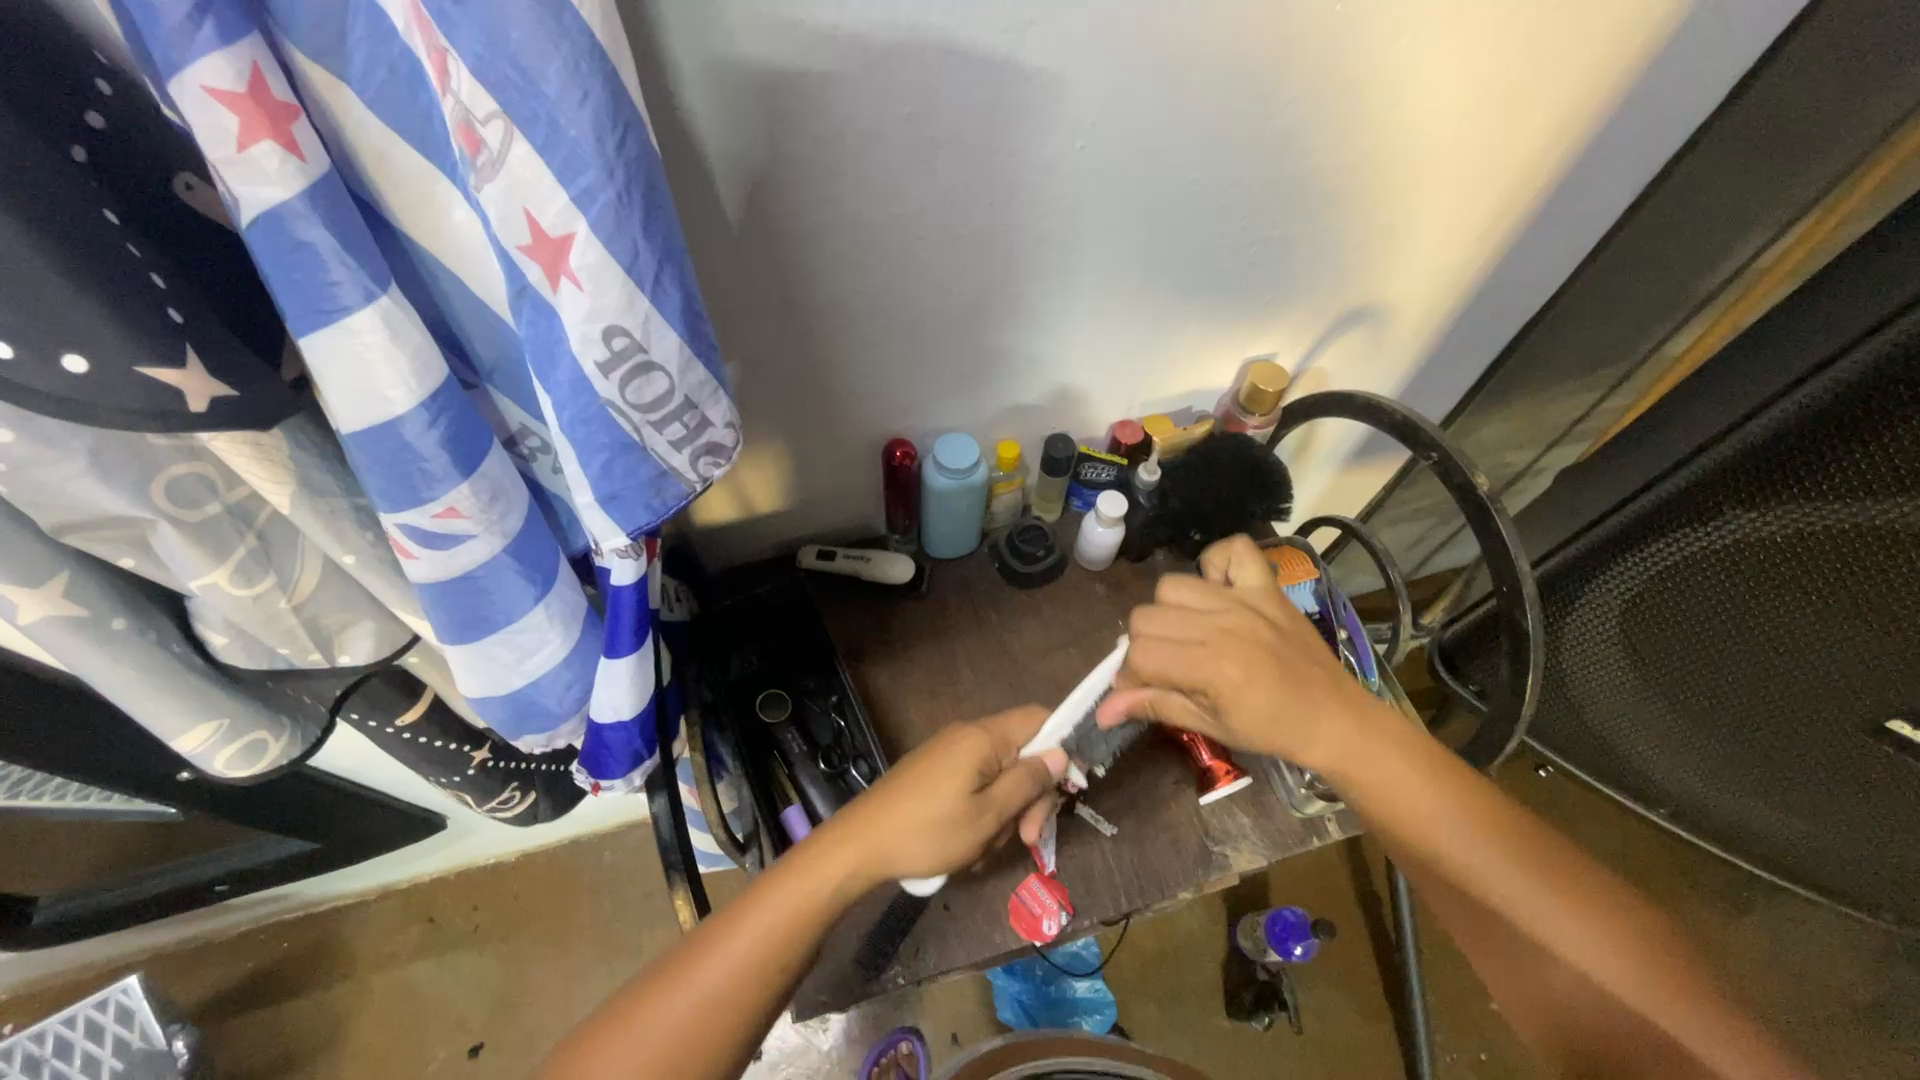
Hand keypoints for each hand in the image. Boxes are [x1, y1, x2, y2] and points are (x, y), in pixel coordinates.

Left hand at [818, 706, 1065, 887]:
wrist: (860, 845)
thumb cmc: (928, 832)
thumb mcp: (988, 815)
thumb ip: (1028, 781)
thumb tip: (1061, 753)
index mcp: (983, 737)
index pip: (1040, 718)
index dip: (1064, 746)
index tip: (1070, 787)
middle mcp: (968, 735)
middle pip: (1022, 753)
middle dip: (1031, 796)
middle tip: (1028, 838)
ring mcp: (949, 753)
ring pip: (1000, 775)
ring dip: (1005, 811)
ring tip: (987, 847)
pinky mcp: (936, 772)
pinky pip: (975, 784)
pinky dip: (982, 812)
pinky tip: (970, 843)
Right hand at [1095, 534, 1384, 769]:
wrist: (1334, 718)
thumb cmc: (1271, 729)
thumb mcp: (1209, 725)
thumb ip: (1153, 706)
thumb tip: (1102, 712)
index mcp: (1210, 666)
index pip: (1139, 654)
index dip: (1129, 676)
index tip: (1139, 690)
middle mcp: (1223, 625)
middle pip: (1146, 617)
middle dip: (1144, 646)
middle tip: (1165, 666)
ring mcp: (1245, 600)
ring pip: (1173, 586)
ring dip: (1170, 611)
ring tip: (1188, 633)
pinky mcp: (1267, 587)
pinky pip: (1232, 550)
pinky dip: (1217, 563)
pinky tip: (1217, 591)